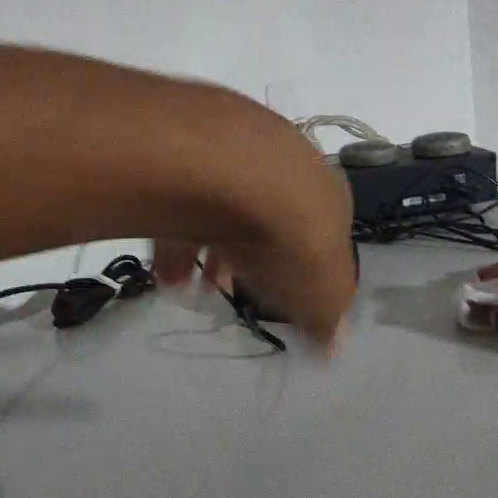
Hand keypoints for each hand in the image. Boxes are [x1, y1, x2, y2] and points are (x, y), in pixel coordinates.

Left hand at [149, 142, 356, 354]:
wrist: (231, 176)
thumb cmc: (292, 238)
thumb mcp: (324, 291)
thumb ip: (326, 318)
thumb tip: (330, 346)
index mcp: (330, 194)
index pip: (322, 233)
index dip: (301, 270)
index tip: (280, 301)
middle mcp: (288, 164)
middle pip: (268, 219)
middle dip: (247, 260)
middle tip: (226, 292)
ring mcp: (236, 152)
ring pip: (222, 209)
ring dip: (207, 252)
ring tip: (188, 290)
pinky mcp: (189, 152)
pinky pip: (183, 203)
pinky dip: (176, 238)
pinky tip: (166, 272)